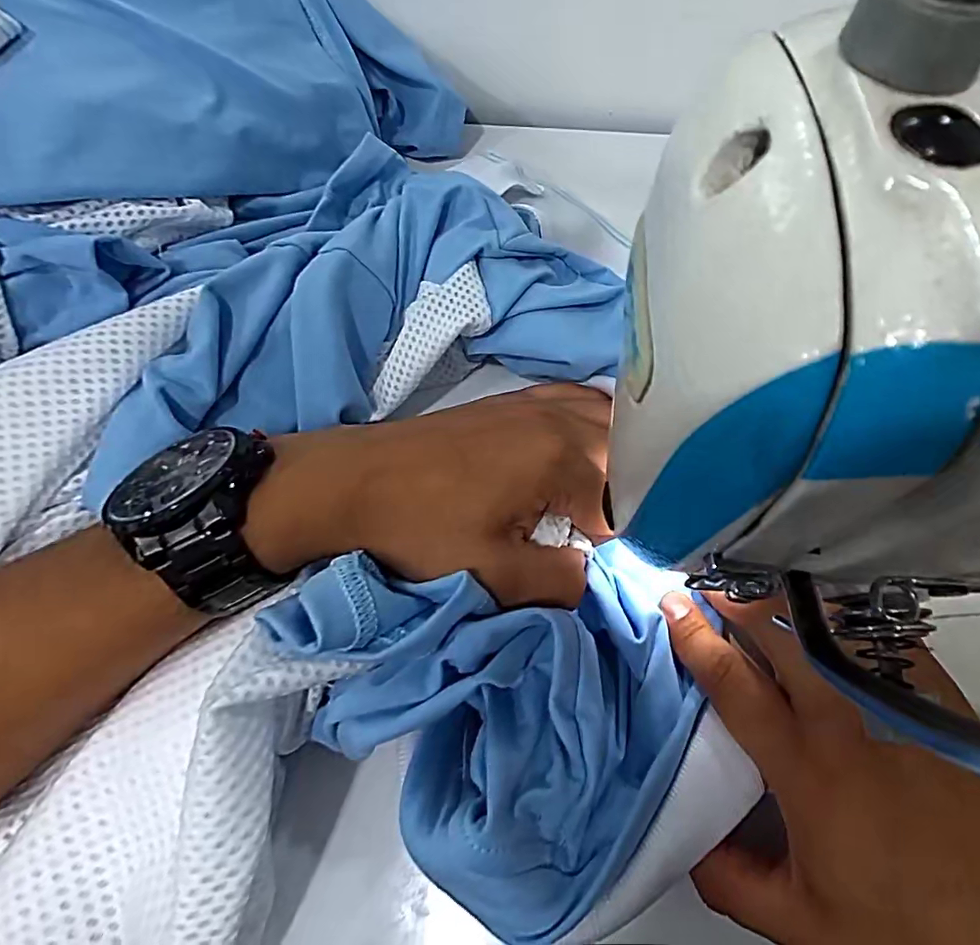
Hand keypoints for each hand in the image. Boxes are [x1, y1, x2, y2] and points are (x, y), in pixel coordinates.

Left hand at [244, 383, 614, 607]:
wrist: (349, 483)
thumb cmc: (419, 529)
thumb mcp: (492, 575)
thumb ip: (560, 581)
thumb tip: (590, 575)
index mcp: (563, 457)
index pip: (628, 501)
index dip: (622, 539)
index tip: (599, 561)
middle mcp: (562, 418)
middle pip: (629, 453)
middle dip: (628, 495)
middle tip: (601, 534)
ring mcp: (539, 401)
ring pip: (610, 422)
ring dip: (618, 459)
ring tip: (601, 497)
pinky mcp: (517, 398)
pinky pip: (578, 401)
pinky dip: (595, 425)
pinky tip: (583, 450)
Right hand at [657, 591, 979, 944]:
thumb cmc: (922, 915)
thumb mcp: (811, 924)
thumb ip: (740, 884)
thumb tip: (696, 853)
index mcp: (806, 764)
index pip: (736, 685)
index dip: (696, 641)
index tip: (673, 607)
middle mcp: (844, 716)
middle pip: (778, 636)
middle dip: (736, 606)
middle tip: (708, 593)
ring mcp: (889, 700)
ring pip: (822, 634)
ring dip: (782, 613)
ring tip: (754, 603)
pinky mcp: (927, 696)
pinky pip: (870, 644)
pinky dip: (837, 627)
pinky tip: (826, 628)